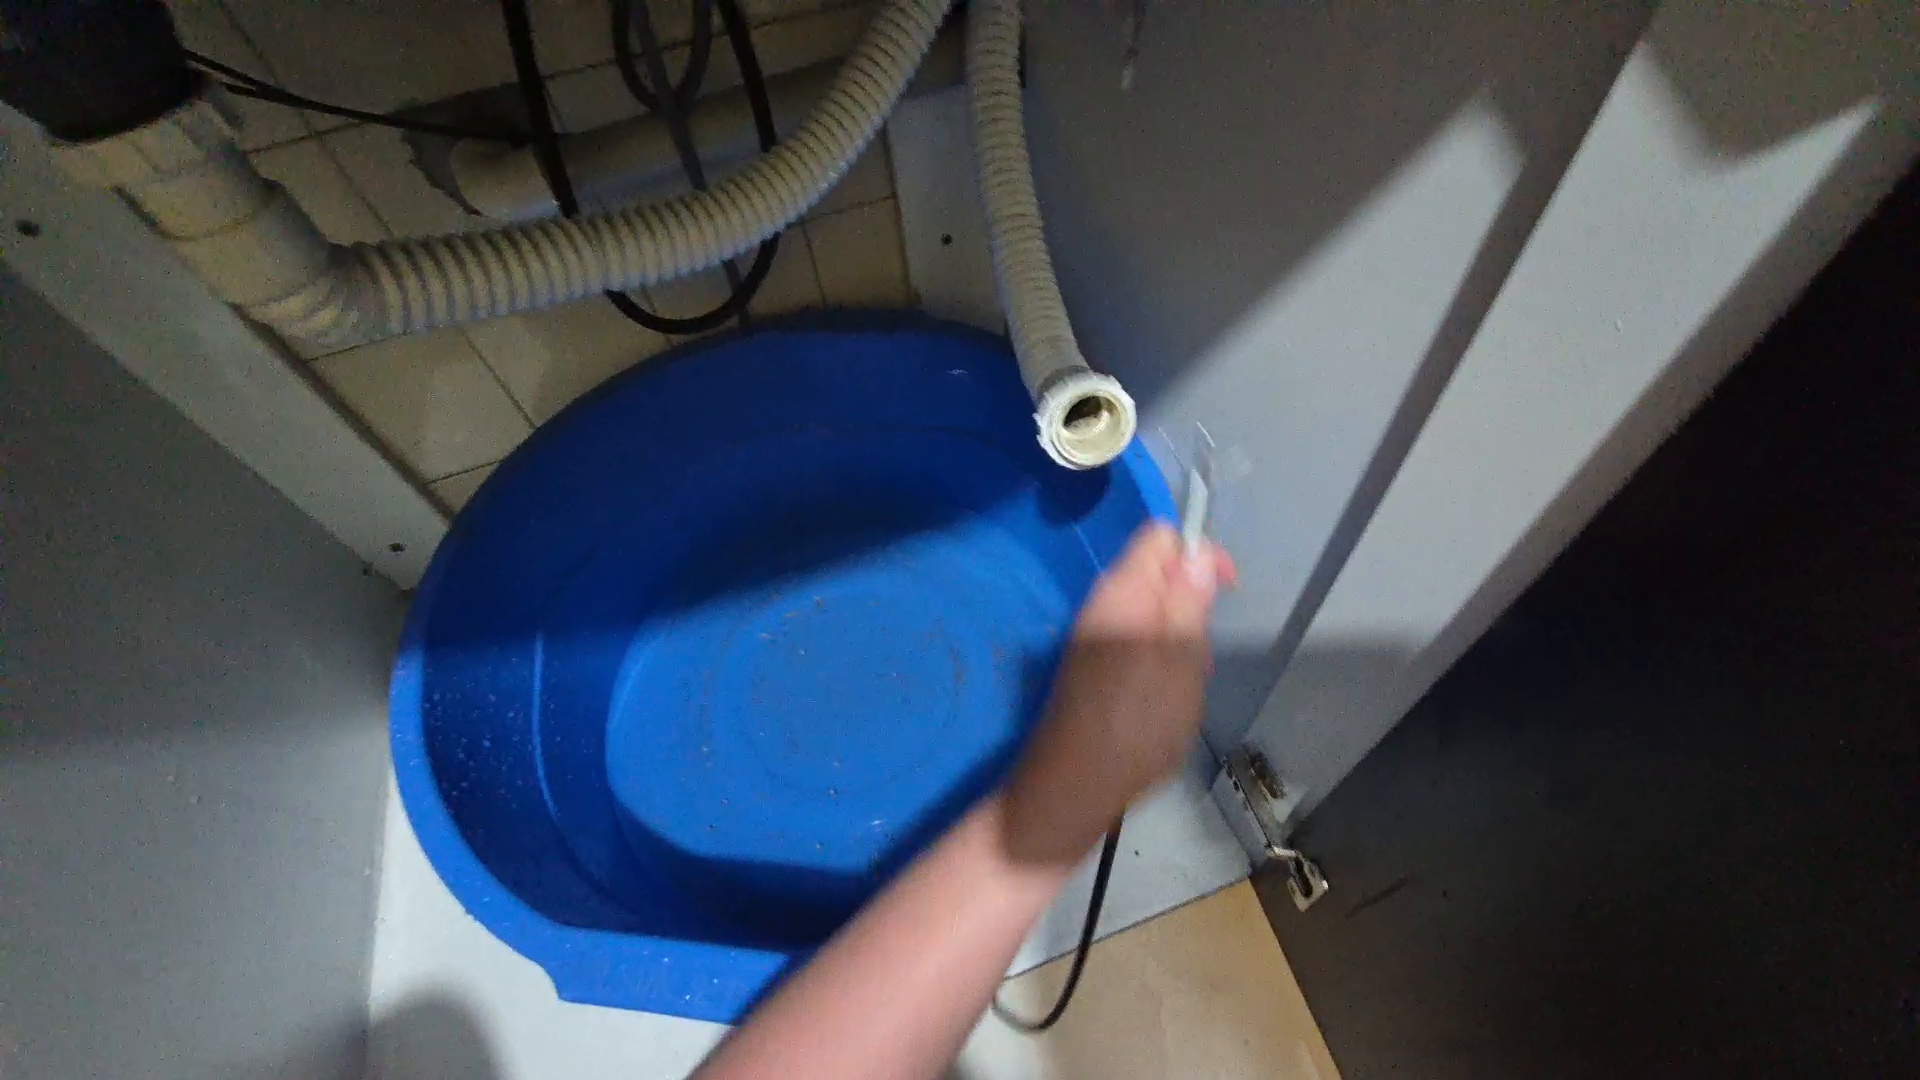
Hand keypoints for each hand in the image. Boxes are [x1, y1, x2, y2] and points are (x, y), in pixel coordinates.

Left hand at [997, 523, 1234, 865]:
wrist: (1077, 780)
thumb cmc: (1137, 720)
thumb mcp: (1178, 656)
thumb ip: (1187, 599)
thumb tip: (1197, 550)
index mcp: (1122, 591)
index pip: (1160, 537)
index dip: (1199, 552)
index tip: (1225, 589)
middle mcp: (1103, 603)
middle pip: (1160, 577)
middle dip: (1191, 607)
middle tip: (1196, 655)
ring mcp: (1095, 634)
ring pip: (1154, 615)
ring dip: (1178, 643)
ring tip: (1181, 686)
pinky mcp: (1094, 663)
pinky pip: (1138, 644)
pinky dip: (1159, 663)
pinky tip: (1163, 700)